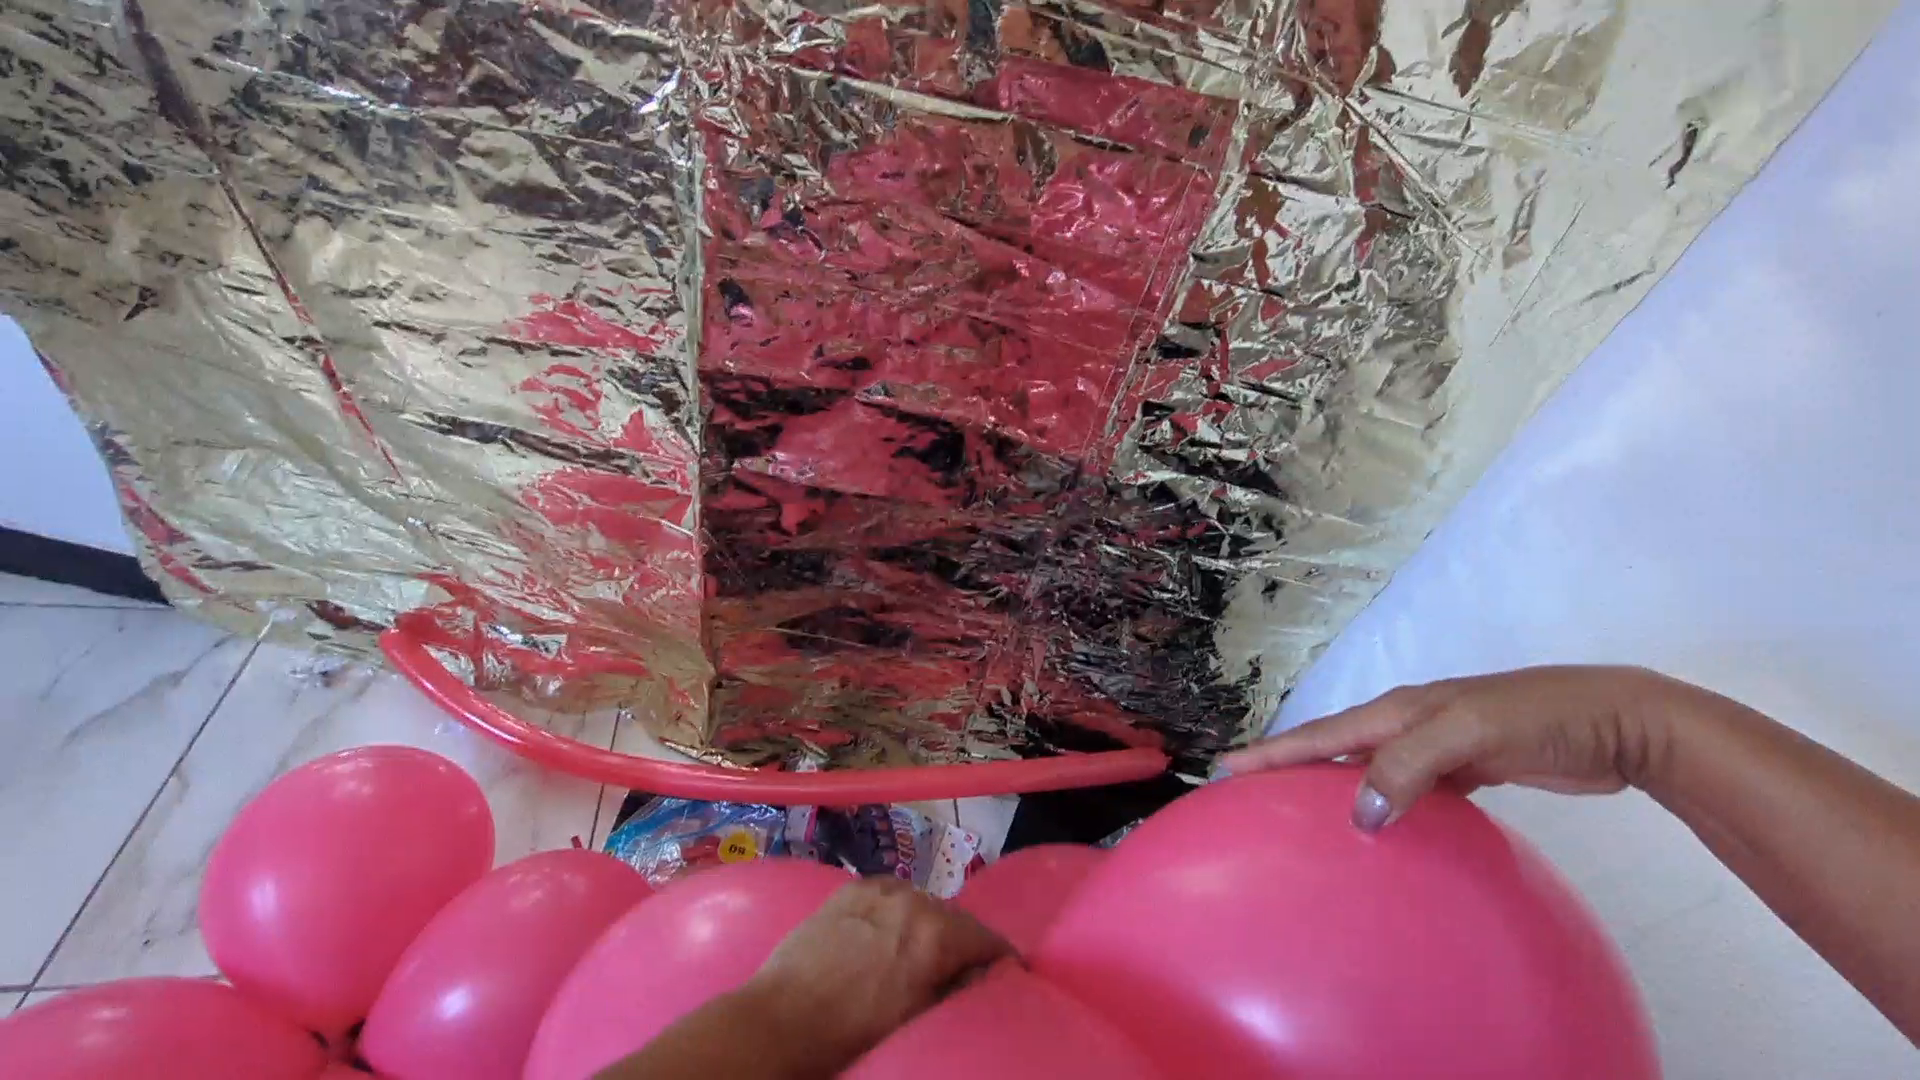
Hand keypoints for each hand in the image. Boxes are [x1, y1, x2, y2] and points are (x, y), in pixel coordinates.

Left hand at [746, 879, 1011, 1068]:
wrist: (782, 1017)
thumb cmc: (854, 1030)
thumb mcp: (917, 1018)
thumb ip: (955, 988)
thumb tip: (981, 974)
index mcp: (937, 934)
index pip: (989, 939)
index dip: (999, 960)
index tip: (1000, 976)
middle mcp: (914, 900)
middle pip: (955, 918)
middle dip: (961, 943)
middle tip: (953, 972)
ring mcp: (880, 888)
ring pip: (922, 903)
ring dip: (926, 924)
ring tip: (913, 954)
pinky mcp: (851, 888)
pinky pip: (889, 894)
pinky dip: (895, 912)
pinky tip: (882, 936)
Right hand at [1222, 665, 1698, 831]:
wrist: (1619, 721)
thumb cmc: (1537, 718)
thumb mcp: (1467, 731)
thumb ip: (1409, 764)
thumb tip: (1356, 812)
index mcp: (1397, 710)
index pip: (1319, 734)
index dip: (1272, 751)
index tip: (1226, 768)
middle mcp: (1406, 724)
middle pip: (1333, 747)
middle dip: (1286, 763)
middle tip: (1247, 790)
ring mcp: (1436, 745)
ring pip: (1367, 768)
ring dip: (1331, 785)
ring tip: (1300, 810)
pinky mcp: (1467, 769)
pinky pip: (1407, 787)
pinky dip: (1382, 802)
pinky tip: (1381, 825)